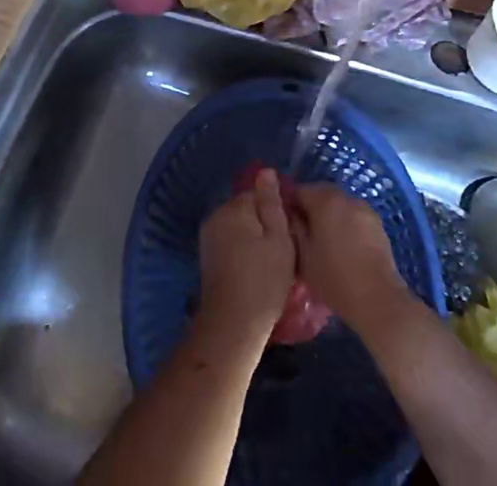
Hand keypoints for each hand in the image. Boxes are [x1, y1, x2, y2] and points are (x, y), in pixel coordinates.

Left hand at [197, 168, 296, 342]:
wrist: (233, 324)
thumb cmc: (264, 280)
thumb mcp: (279, 239)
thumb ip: (272, 203)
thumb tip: (266, 171)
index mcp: (233, 208)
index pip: (258, 193)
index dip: (276, 210)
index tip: (289, 231)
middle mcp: (215, 216)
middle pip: (247, 209)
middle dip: (264, 224)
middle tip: (283, 249)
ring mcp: (208, 237)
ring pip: (239, 226)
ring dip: (254, 238)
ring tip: (272, 262)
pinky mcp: (207, 256)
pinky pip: (230, 241)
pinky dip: (243, 250)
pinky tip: (256, 269)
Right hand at [291, 184, 410, 328]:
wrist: (376, 297)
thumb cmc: (333, 277)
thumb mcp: (303, 256)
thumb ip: (294, 229)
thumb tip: (291, 216)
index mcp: (325, 202)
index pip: (300, 190)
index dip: (290, 203)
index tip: (285, 221)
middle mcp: (346, 198)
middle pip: (322, 193)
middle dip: (310, 206)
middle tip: (303, 230)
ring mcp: (365, 209)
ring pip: (340, 203)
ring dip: (329, 213)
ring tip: (324, 238)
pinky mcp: (377, 223)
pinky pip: (354, 214)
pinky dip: (345, 222)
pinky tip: (343, 244)